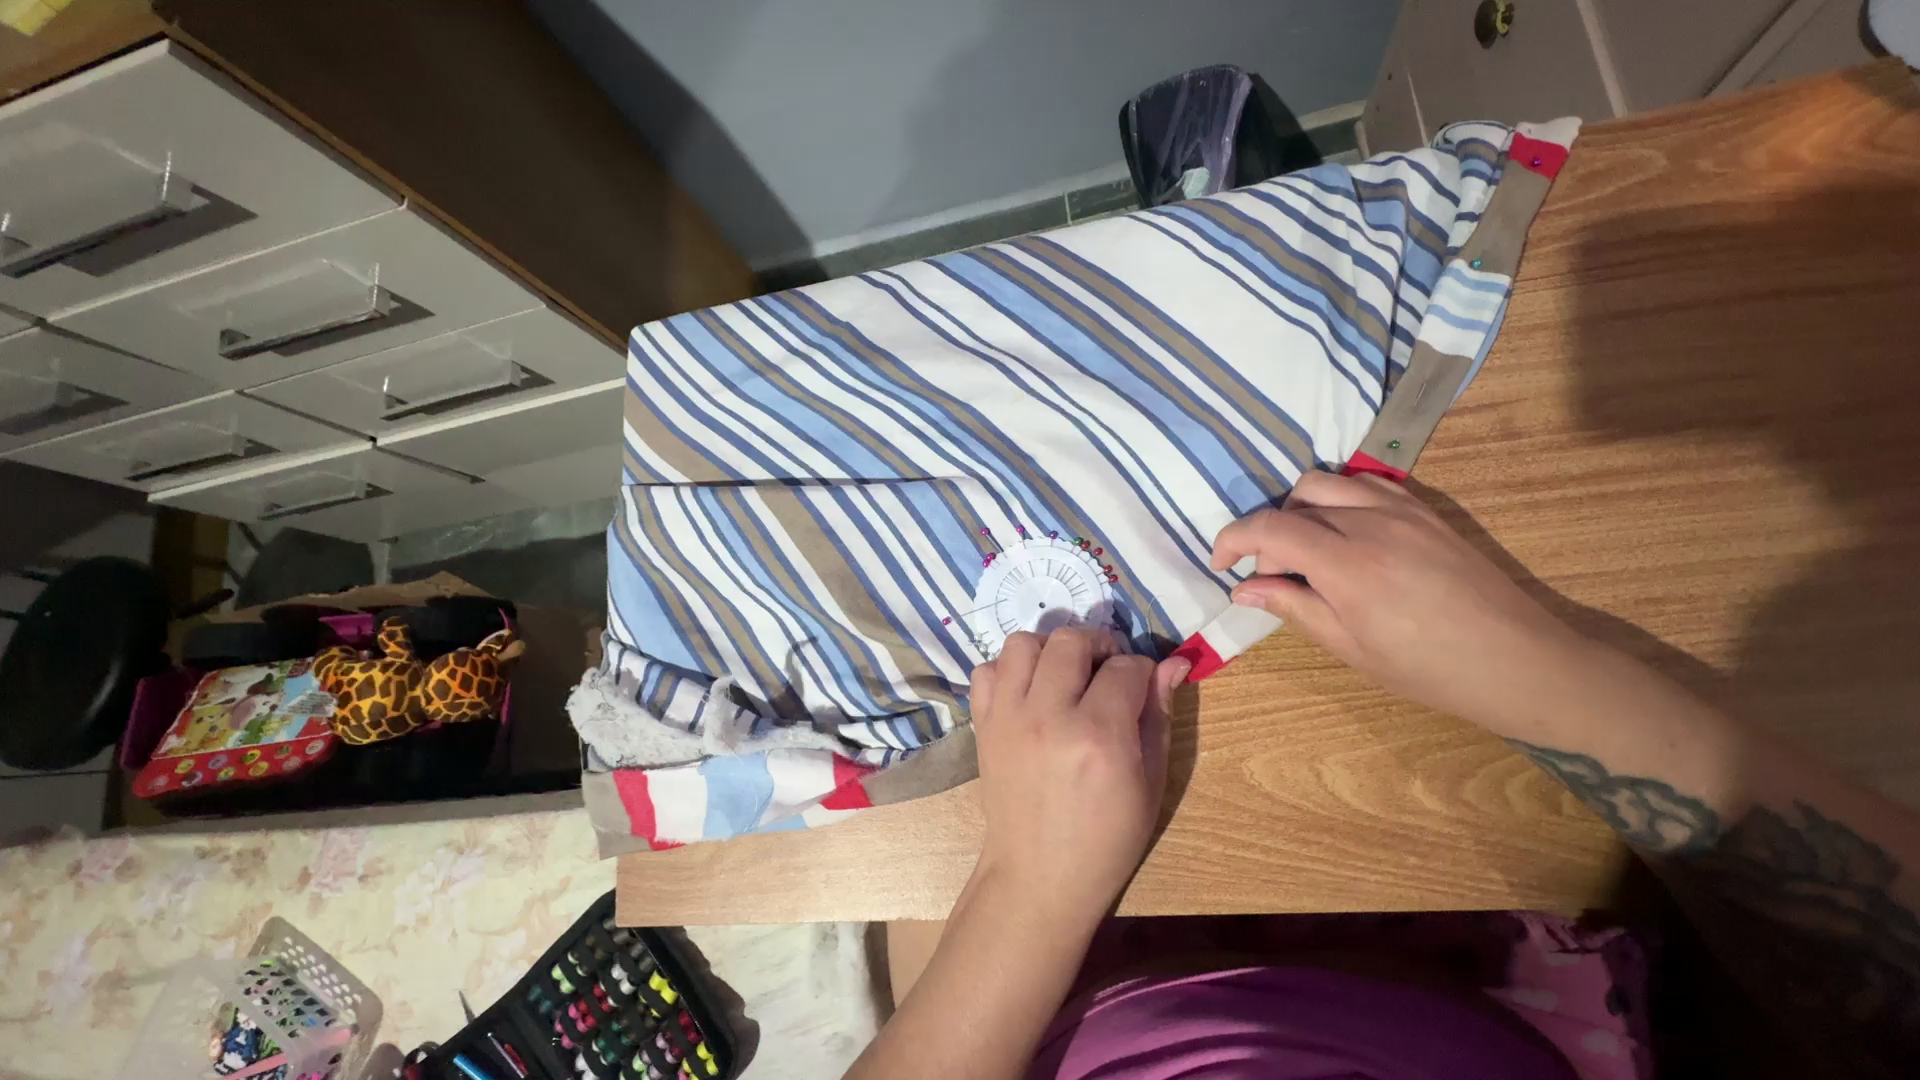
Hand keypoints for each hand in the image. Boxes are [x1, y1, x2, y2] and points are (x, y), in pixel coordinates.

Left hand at [967, 628, 1188, 924]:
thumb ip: (1158, 715)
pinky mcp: (982, 725)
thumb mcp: (1150, 782)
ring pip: (1023, 643)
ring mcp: (1008, 718)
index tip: (1141, 687)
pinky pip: (986, 670)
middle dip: (1098, 646)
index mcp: (1099, 737)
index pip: (1125, 667)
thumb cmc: (1107, 838)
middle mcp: (1049, 717)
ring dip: (1049, 650)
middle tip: (1106, 671)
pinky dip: (1008, 671)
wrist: (1038, 875)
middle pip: (1070, 641)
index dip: (1141, 670)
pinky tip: (1029, 693)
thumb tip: (1173, 663)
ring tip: (1065, 676)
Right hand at [1212, 471, 1593, 729]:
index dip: (1233, 540)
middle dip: (1269, 532)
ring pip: (1328, 482)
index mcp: (1347, 565)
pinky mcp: (1426, 510)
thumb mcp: (1349, 647)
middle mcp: (1370, 523)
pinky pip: (1368, 482)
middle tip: (1275, 574)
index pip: (1269, 528)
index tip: (1220, 562)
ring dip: (1302, 508)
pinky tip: (1348, 532)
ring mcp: (1402, 510)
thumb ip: (1292, 607)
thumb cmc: (1427, 669)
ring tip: (1309, 549)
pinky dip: (1341, 498)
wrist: (1518, 662)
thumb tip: (1243, 590)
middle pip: (1294, 500)